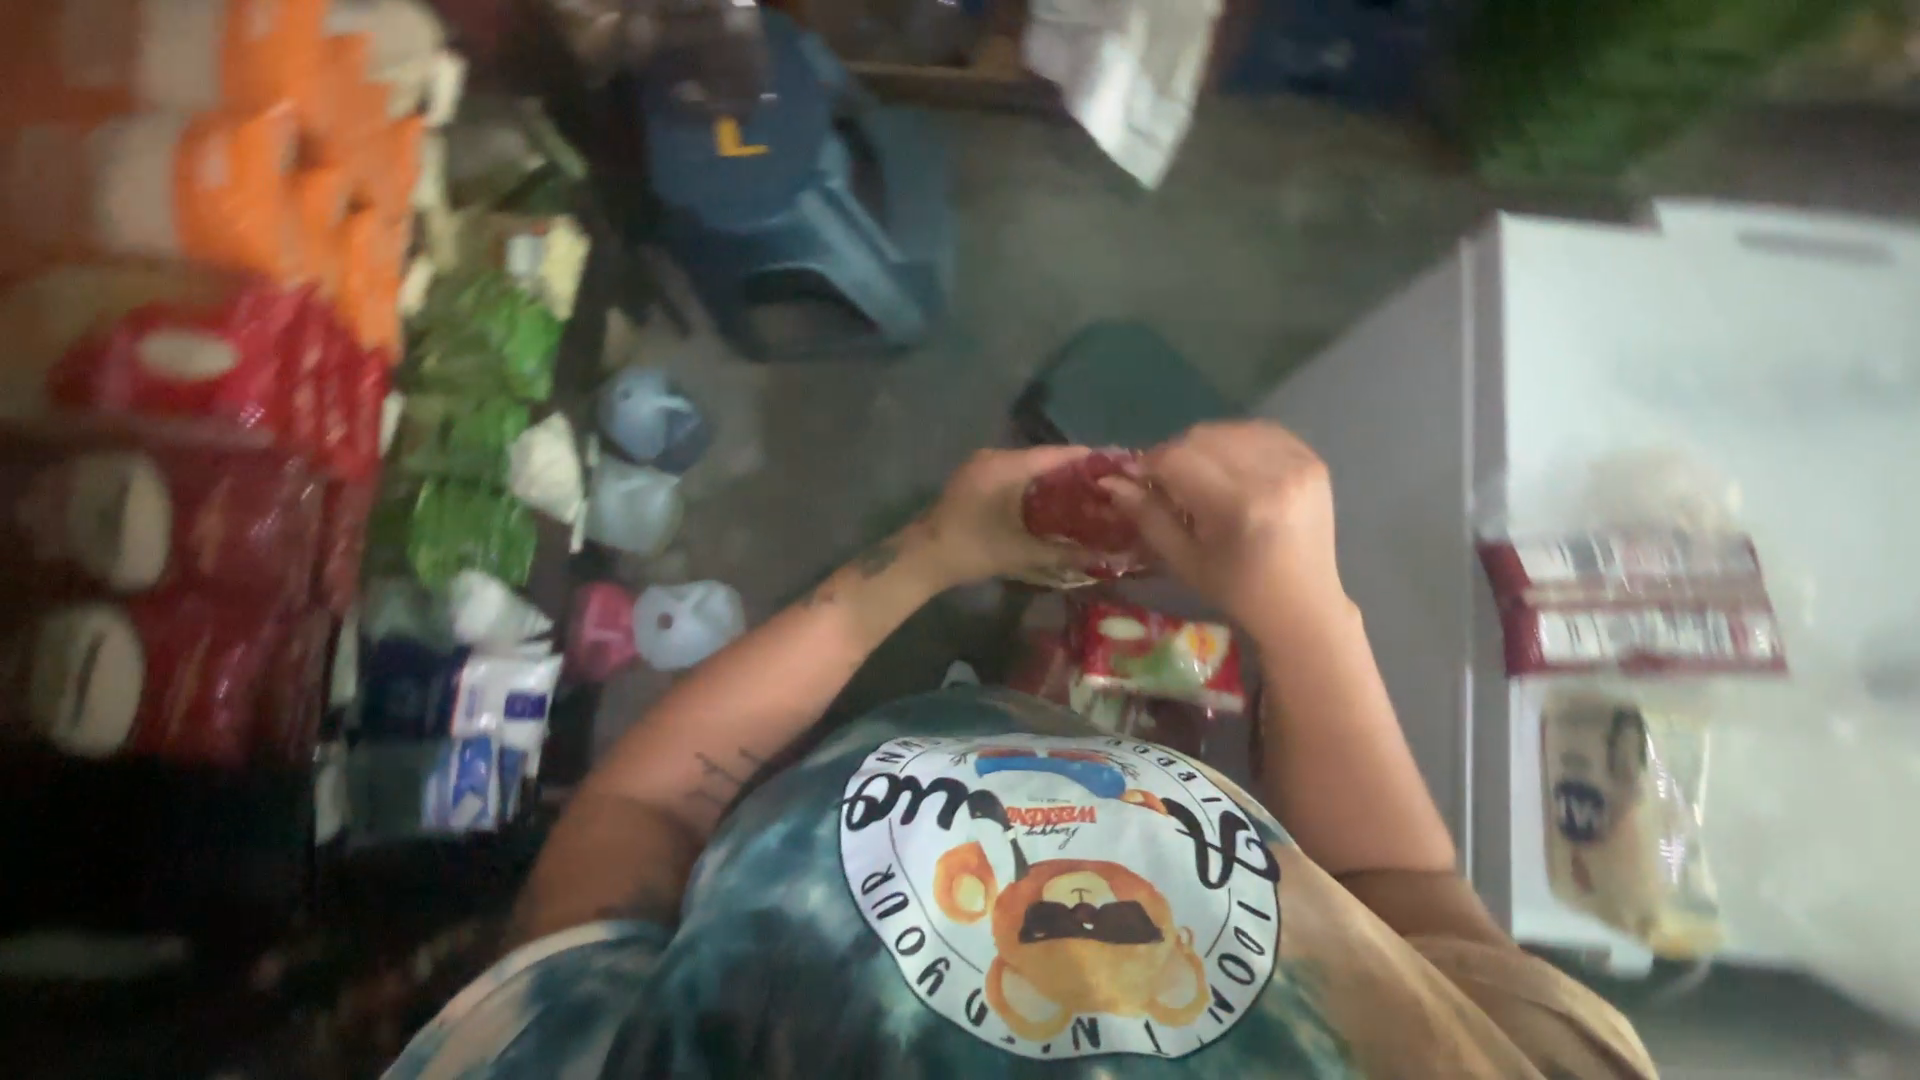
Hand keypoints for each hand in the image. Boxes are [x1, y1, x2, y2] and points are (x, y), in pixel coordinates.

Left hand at [914, 445, 1100, 587]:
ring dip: (1052, 479)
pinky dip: (1032, 485)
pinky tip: (1051, 502)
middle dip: (1072, 472)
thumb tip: (1103, 557)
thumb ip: (1064, 552)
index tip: (1115, 468)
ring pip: (1027, 466)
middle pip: (1042, 458)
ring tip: (1084, 495)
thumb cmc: (973, 550)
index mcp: (1006, 466)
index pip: (1055, 454)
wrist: (923, 558)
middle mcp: (994, 457)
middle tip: (1104, 487)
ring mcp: (980, 466)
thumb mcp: (1022, 553)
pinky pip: (1012, 474)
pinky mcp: (974, 478)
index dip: (1086, 460)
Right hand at [1104, 422, 1347, 631]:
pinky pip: (1259, 431)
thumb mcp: (1183, 559)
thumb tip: (1110, 480)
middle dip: (1175, 455)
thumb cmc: (1236, 589)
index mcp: (1239, 507)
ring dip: (1204, 447)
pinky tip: (1229, 468)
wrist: (1302, 603)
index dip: (1150, 464)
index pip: (1178, 458)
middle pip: (1202, 437)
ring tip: (1200, 477)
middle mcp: (1272, 475)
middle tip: (1168, 482)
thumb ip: (1147, 514)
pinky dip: (1235, 443)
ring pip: (1228, 430)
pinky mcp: (1312, 458)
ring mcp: (1298, 463)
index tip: (1139, 480)